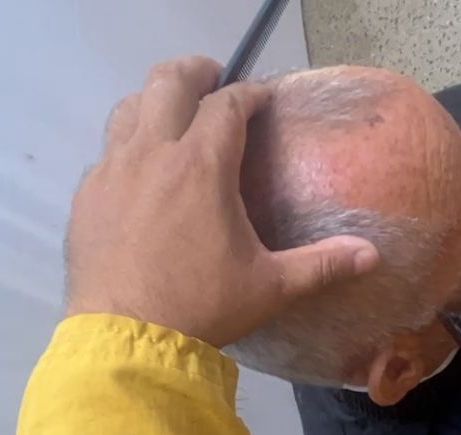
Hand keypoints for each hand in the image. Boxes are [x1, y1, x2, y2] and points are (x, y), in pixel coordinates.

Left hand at [64, 56, 379, 345]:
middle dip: (196, 72)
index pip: (227, 107)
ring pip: (130, 108)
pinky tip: (142, 173)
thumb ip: (321, 265)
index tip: (263, 97)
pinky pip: (109, 152)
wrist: (130, 336)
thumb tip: (372, 255)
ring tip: (173, 113)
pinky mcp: (88, 194)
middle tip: (214, 79)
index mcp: (202, 167)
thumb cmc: (205, 307)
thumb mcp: (271, 287)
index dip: (249, 95)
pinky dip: (129, 146)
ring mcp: (113, 170)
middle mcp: (153, 153)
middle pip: (169, 82)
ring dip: (155, 99)